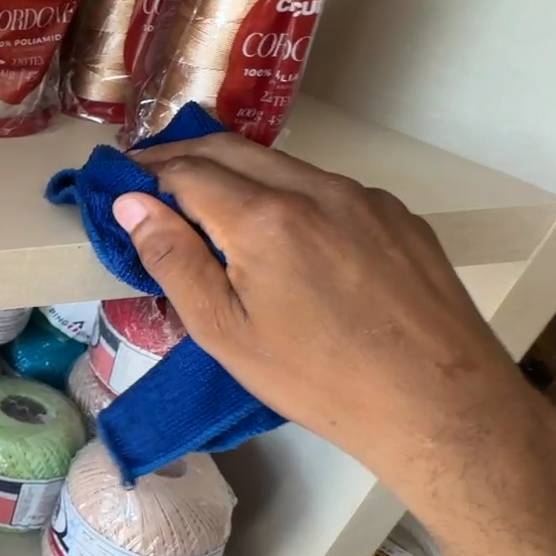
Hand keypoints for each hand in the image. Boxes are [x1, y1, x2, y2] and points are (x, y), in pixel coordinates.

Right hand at [113, 133, 545, 481]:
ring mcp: (364, 199)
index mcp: (263, 219)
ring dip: (228, 171)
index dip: (144, 171)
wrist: (440, 405)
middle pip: (230, 149)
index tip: (116, 182)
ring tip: (197, 202)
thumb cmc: (311, 375)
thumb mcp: (220, 328)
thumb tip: (131, 204)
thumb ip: (171, 258)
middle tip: (141, 174)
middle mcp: (316, 190)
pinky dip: (277, 192)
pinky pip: (320, 188)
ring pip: (278, 165)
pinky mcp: (396, 217)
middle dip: (178, 155)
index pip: (186, 170)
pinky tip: (270, 232)